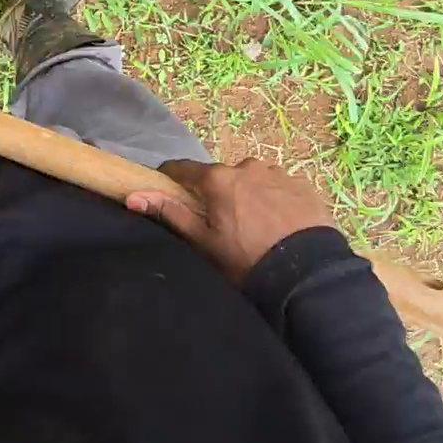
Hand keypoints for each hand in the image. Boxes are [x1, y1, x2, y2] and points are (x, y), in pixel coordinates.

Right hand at [126, 158, 334, 282]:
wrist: (310, 276)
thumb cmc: (248, 260)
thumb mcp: (204, 243)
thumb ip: (170, 213)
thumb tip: (133, 195)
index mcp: (217, 178)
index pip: (182, 169)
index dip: (171, 180)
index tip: (169, 194)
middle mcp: (246, 165)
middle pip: (220, 177)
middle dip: (216, 194)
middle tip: (222, 226)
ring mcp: (277, 173)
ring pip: (251, 180)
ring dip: (247, 196)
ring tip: (255, 228)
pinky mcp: (302, 185)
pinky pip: (279, 188)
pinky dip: (274, 201)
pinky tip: (279, 226)